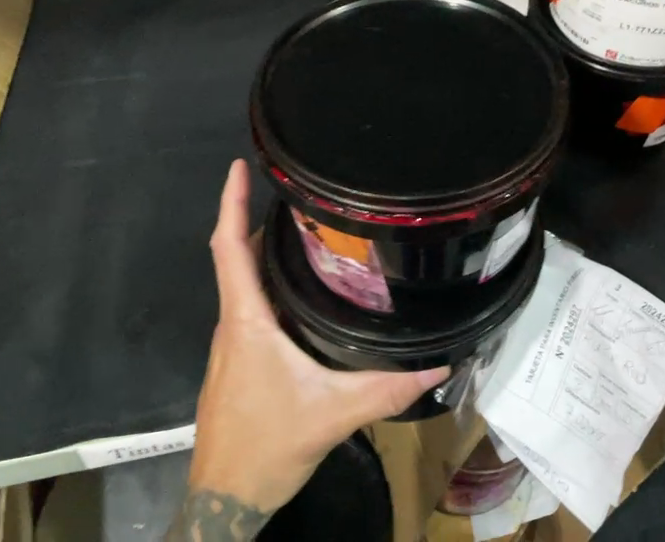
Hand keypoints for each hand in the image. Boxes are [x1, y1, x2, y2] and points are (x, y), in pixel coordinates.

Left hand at [183, 161, 447, 522]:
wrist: (226, 498)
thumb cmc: (267, 446)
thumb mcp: (333, 414)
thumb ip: (387, 387)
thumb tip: (439, 365)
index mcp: (247, 322)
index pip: (228, 249)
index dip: (230, 204)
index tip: (239, 166)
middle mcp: (233, 324)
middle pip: (236, 258)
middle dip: (257, 217)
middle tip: (299, 191)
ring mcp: (231, 345)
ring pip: (243, 284)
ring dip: (264, 251)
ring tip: (308, 228)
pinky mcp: (237, 362)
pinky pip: (249, 306)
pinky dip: (268, 281)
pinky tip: (302, 288)